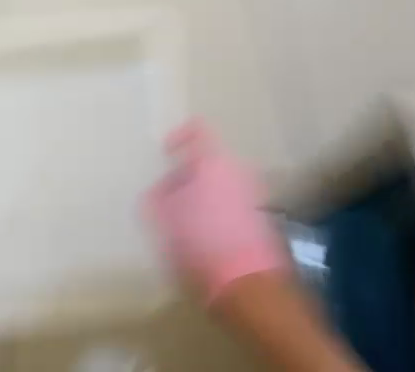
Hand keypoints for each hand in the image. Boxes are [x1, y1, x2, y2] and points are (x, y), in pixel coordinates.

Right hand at [143, 120, 286, 302]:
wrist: (247, 284)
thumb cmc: (200, 246)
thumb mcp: (166, 223)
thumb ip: (157, 199)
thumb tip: (154, 189)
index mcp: (213, 161)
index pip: (197, 130)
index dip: (179, 136)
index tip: (166, 152)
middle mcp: (236, 169)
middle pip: (208, 159)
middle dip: (186, 174)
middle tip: (167, 196)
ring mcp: (252, 192)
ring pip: (219, 181)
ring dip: (201, 193)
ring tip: (181, 219)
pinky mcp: (260, 216)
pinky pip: (231, 200)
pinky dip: (216, 209)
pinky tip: (202, 234)